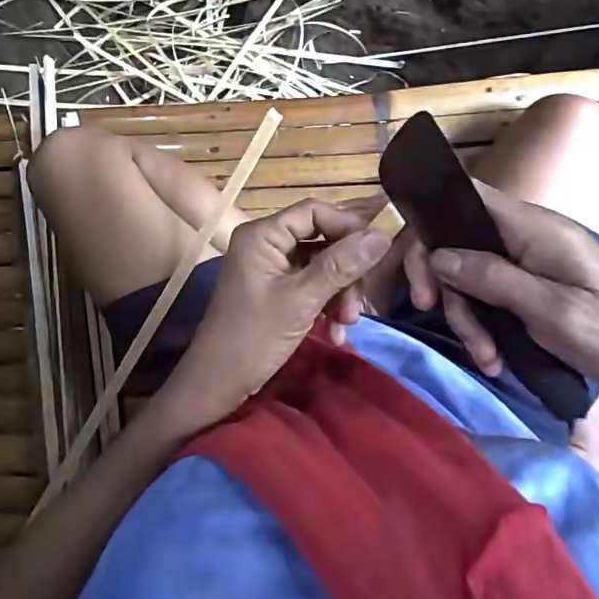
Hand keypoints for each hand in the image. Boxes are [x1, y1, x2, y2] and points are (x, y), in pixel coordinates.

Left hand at [155, 198, 389, 430]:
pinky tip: (335, 333)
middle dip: (346, 271)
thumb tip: (383, 236)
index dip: (348, 227)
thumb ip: (342, 265)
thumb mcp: (302, 300)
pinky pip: (312, 284)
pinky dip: (327, 304)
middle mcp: (266, 243)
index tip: (375, 254)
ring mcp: (270, 267)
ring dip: (340, 293)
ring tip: (346, 325)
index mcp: (263, 234)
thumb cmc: (253, 338)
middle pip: (322, 239)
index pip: (315, 211)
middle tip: (358, 305)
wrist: (216, 387)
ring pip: (322, 265)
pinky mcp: (276, 289)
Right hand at [421, 182, 598, 418]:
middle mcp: (526, 233)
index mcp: (532, 225)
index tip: (423, 277)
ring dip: (467, 314)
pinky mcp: (535, 284)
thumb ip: (495, 279)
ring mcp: (531, 259)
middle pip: (460, 240)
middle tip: (441, 324)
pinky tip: (494, 355)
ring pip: (472, 272)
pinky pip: (492, 292)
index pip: (466, 196)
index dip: (432, 221)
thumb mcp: (554, 312)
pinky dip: (485, 321)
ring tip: (488, 360)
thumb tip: (438, 254)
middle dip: (446, 285)